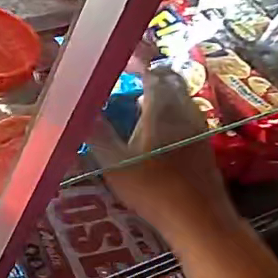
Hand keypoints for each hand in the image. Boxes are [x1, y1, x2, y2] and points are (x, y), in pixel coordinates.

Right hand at [90, 61, 236, 244]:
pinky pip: (183, 116)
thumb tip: (74, 112)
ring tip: (133, 101)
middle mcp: (185, 112)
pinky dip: (166, 113)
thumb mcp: (114, 163)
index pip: (153, 72)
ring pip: (179, 99)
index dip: (137, 61)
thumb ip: (95, 134)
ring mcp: (198, 129)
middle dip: (149, 74)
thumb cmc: (153, 189)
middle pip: (171, 81)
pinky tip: (151, 131)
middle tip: (126, 76)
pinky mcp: (203, 147)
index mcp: (163, 110)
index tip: (119, 57)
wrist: (199, 220)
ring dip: (158, 94)